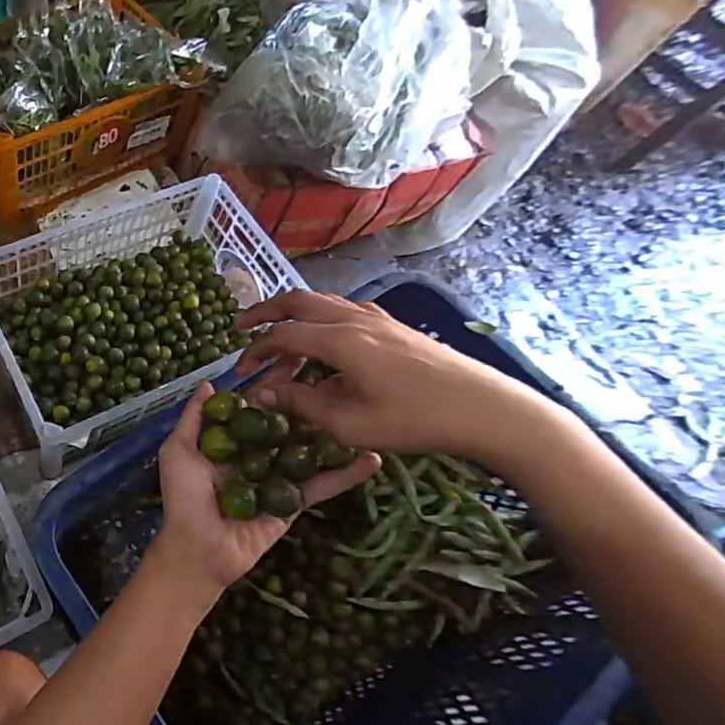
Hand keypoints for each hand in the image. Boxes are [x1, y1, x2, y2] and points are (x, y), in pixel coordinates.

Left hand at [151, 382, 380, 599]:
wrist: (198, 549)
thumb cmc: (184, 498)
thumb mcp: (179, 451)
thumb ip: (193, 419)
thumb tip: (209, 383)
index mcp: (230, 443)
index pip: (257, 409)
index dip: (273, 386)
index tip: (295, 361)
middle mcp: (257, 457)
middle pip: (287, 425)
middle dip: (308, 401)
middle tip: (336, 375)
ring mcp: (278, 479)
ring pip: (309, 452)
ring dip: (334, 433)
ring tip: (363, 407)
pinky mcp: (294, 503)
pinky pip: (321, 486)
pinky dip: (346, 475)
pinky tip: (373, 459)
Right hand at [234, 291, 571, 471]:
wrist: (485, 408)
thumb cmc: (415, 420)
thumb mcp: (350, 423)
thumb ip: (302, 404)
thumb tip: (262, 393)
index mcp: (340, 340)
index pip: (283, 334)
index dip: (255, 350)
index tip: (240, 372)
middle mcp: (355, 319)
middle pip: (298, 300)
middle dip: (265, 312)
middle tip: (242, 327)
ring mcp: (378, 318)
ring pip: (323, 303)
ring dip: (295, 317)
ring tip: (280, 342)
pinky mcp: (394, 326)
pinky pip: (345, 312)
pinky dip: (322, 322)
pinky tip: (326, 347)